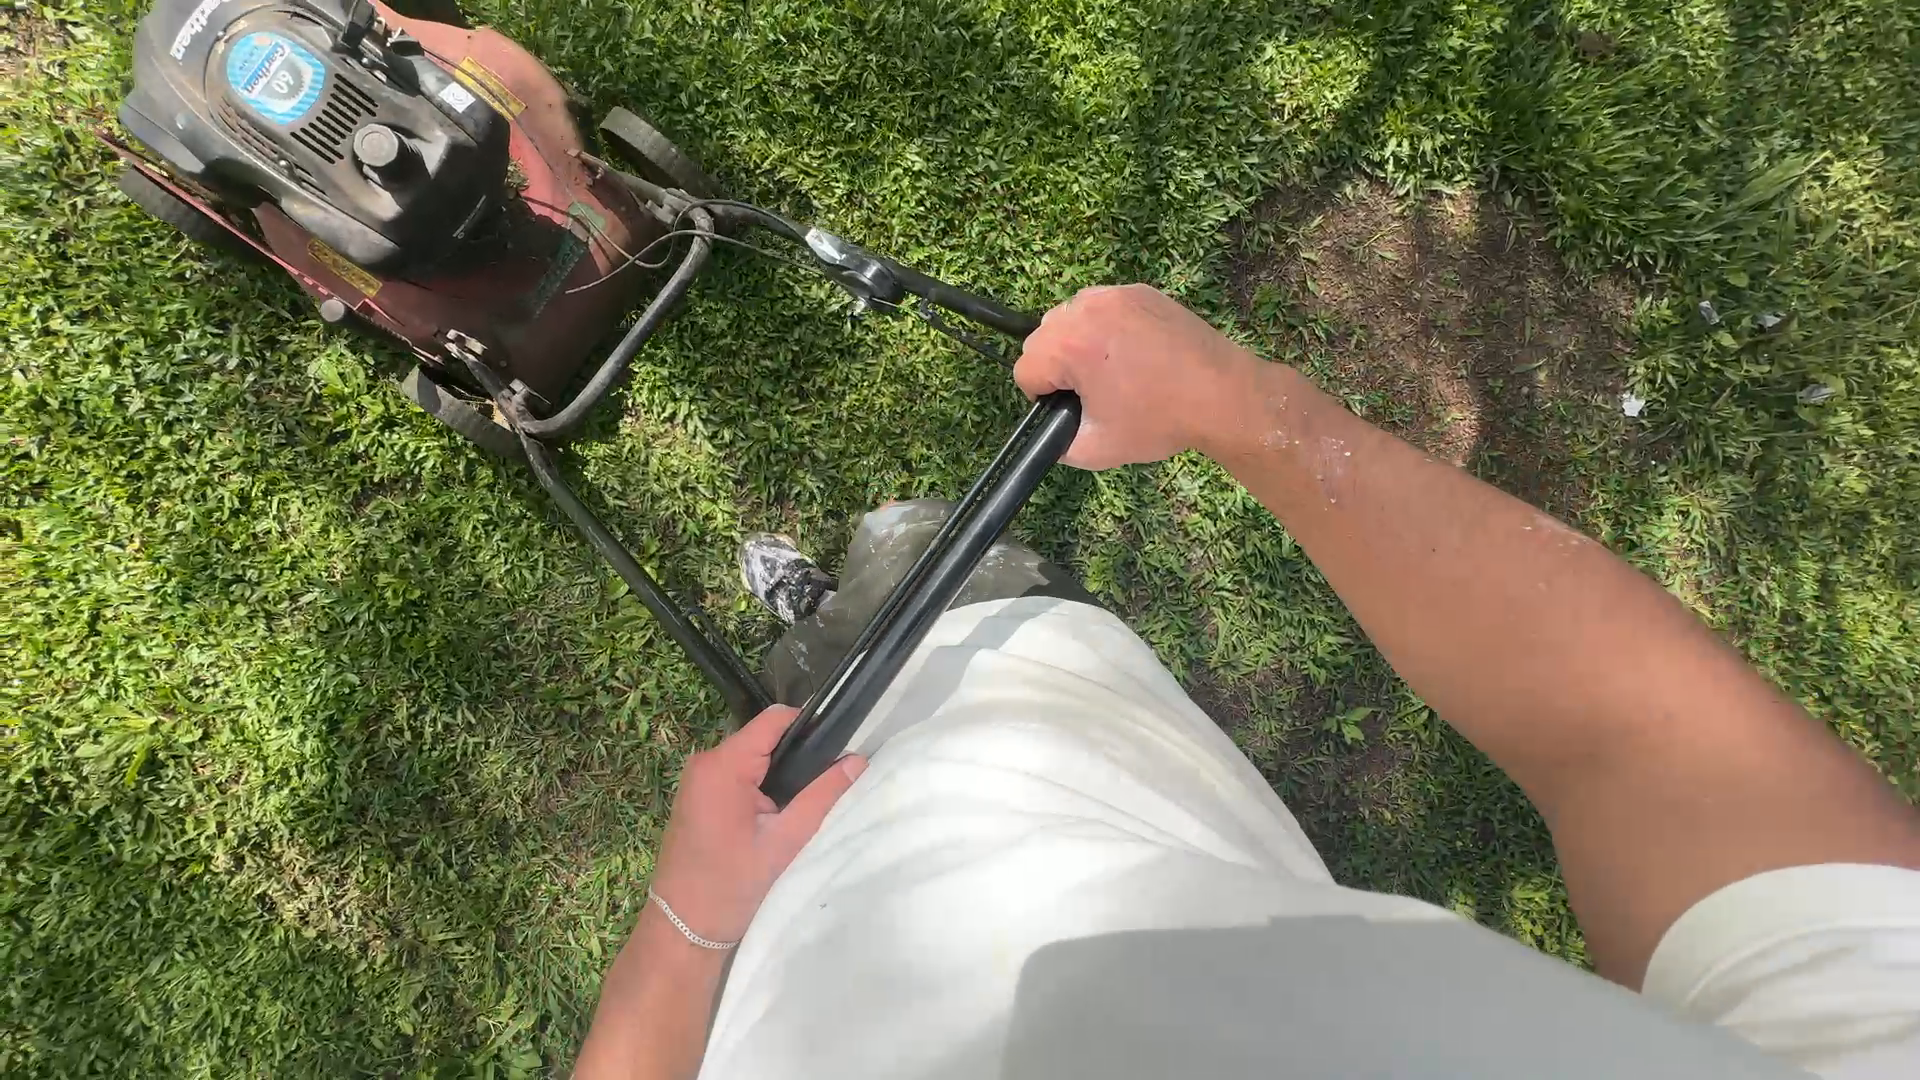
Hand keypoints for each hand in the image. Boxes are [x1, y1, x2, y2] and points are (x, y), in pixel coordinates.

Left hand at [647, 706, 866, 943]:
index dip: (809, 725)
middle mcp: (705, 762)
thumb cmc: (731, 886)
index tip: (836, 748)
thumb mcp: (786, 840)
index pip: (775, 719)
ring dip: (778, 775)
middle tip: (822, 786)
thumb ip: (823, 795)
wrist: (681, 932)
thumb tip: (857, 760)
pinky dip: (760, 786)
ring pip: (753, 757)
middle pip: (764, 737)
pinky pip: (737, 774)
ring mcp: (697, 779)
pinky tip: (774, 816)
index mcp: (723, 765)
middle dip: (795, 756)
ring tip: (799, 805)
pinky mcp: (697, 796)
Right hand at [1015, 284, 1258, 468]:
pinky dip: (1103, 328)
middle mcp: (1087, 309)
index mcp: (1071, 345)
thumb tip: (1051, 431)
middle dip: (1055, 366)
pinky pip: (1100, 307)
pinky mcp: (1140, 292)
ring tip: (1109, 370)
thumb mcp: (1097, 449)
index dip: (1042, 397)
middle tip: (1092, 391)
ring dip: (1075, 343)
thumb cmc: (1160, 422)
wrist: (1222, 396)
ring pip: (1067, 317)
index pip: (1025, 369)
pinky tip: (1130, 352)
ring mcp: (1115, 295)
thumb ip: (1058, 443)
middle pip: (1041, 338)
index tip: (1073, 408)